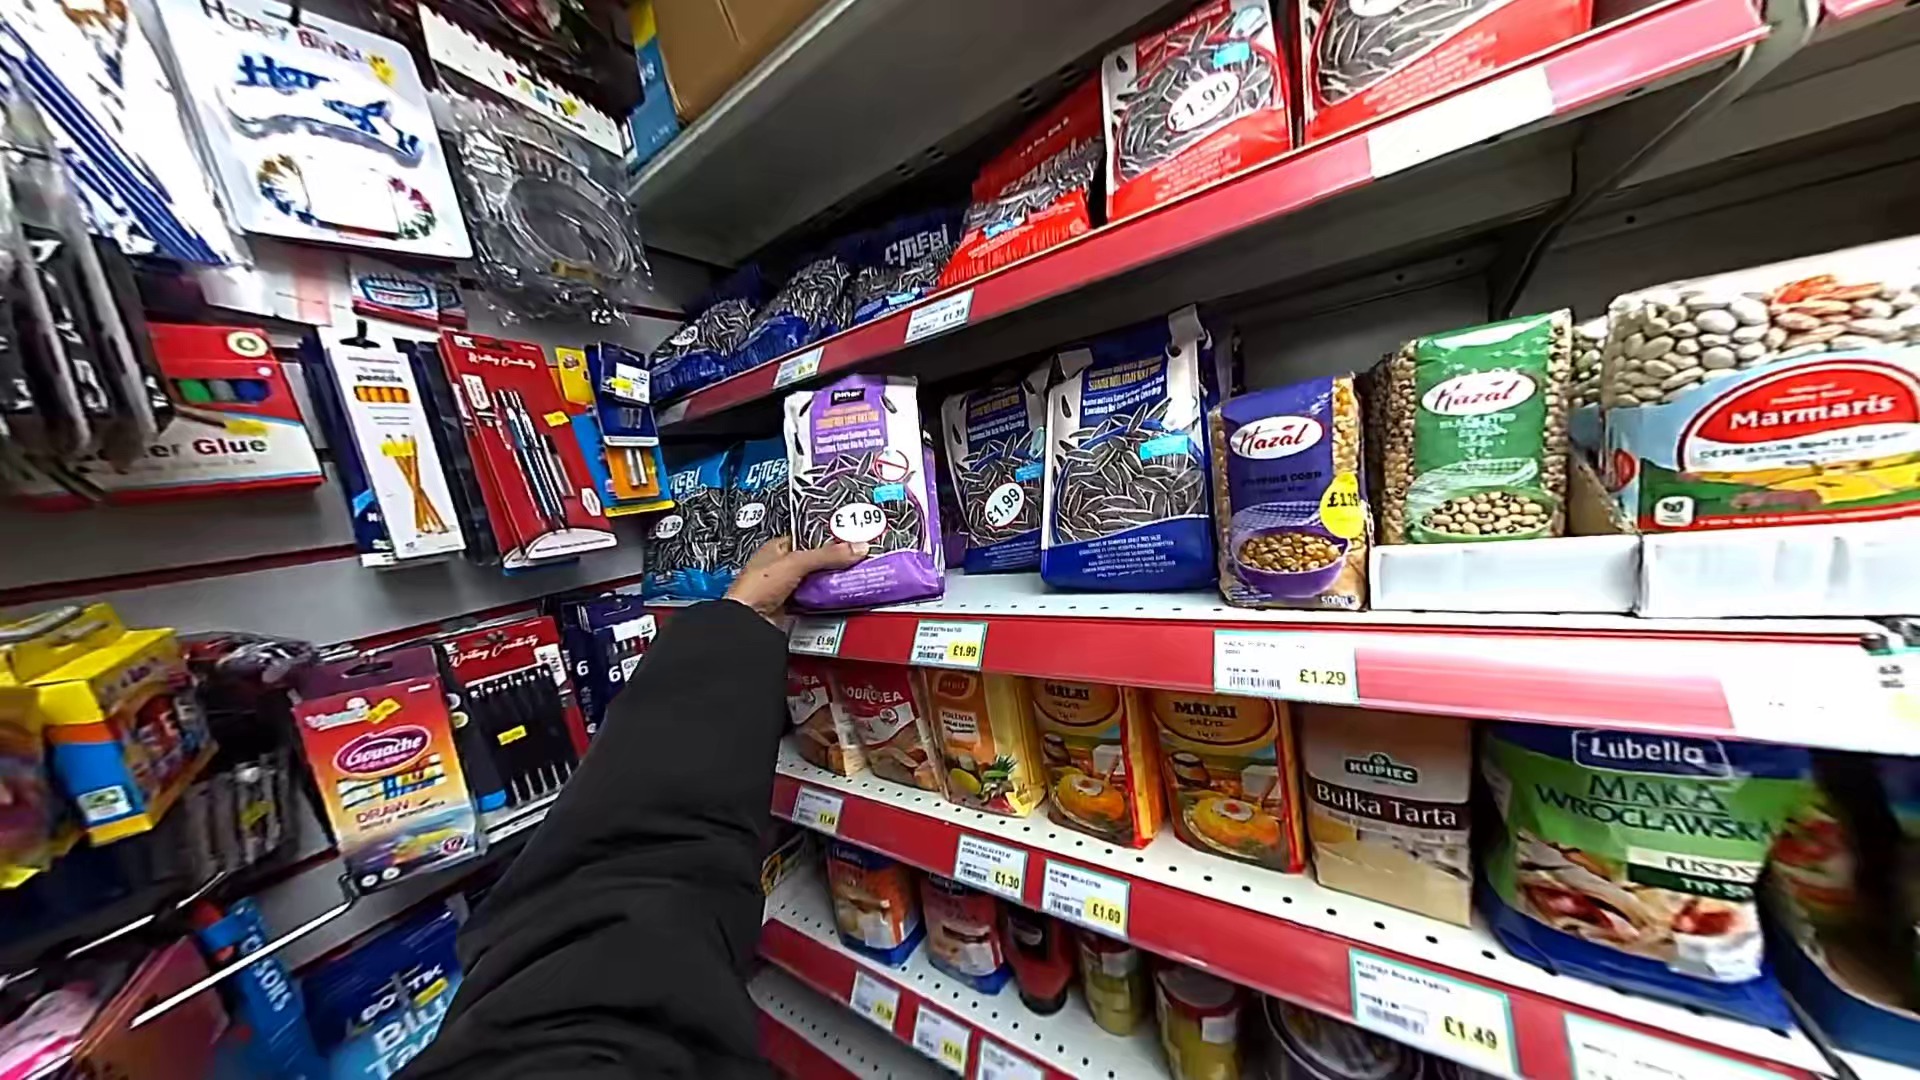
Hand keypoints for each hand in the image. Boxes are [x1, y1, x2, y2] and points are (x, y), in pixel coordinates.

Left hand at [725, 538, 868, 622]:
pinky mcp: (793, 606)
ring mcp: (788, 588)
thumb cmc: (757, 587)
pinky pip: (815, 598)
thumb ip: (828, 554)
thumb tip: (856, 547)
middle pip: (816, 560)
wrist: (749, 624)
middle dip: (834, 562)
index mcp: (777, 548)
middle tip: (856, 559)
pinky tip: (839, 596)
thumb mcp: (796, 562)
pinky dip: (826, 598)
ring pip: (817, 580)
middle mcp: (782, 567)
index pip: (809, 537)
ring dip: (832, 581)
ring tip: (853, 576)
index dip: (828, 538)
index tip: (849, 540)